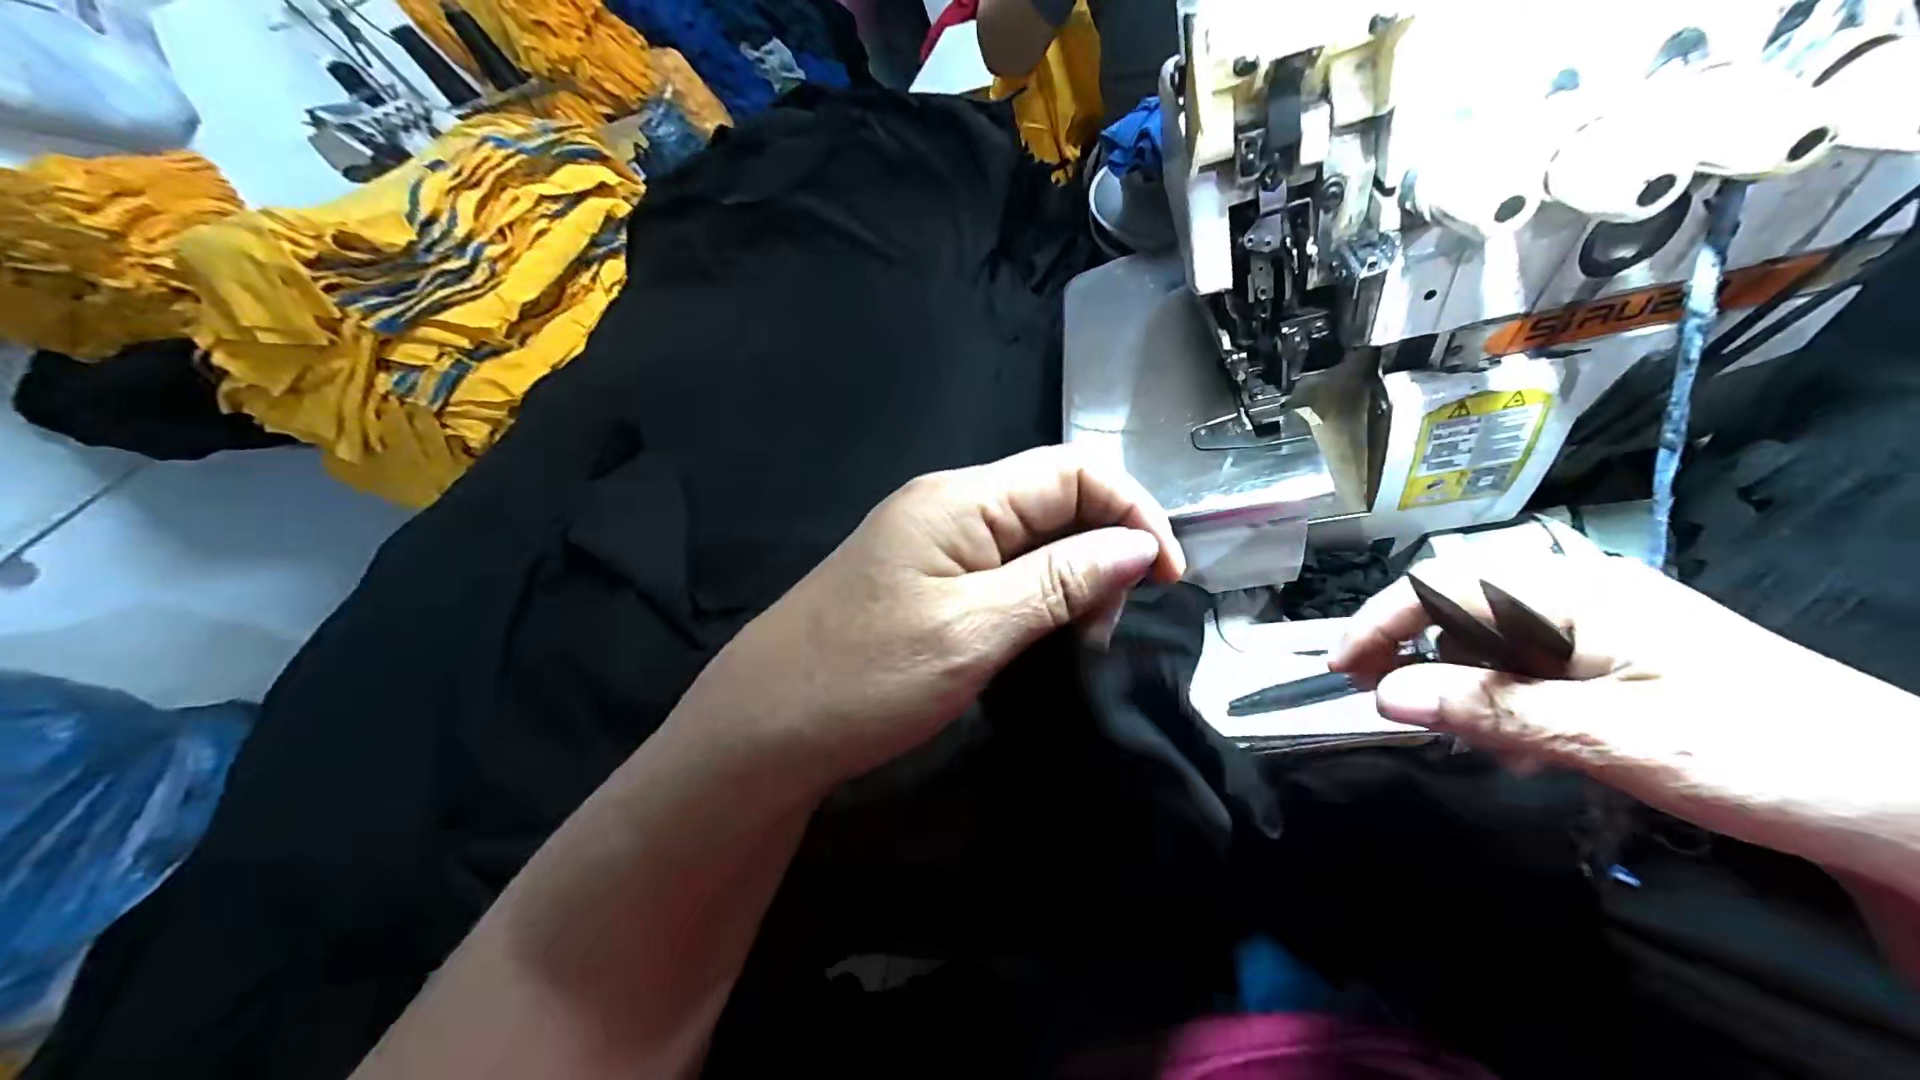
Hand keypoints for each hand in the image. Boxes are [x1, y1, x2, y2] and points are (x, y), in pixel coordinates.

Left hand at [677, 445, 1185, 790]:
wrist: (762, 728)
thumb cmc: (865, 678)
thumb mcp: (974, 630)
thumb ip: (1060, 580)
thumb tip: (1138, 545)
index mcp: (960, 500)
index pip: (1074, 471)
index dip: (1134, 512)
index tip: (1167, 579)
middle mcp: (947, 505)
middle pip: (1055, 499)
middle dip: (1105, 549)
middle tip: (1110, 626)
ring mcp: (932, 543)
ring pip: (1032, 538)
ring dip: (1074, 578)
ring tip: (1080, 640)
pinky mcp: (923, 579)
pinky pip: (1001, 569)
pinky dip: (1038, 596)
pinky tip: (1042, 636)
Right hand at [1330, 550, 1919, 896]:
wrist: (1917, 806)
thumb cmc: (1764, 755)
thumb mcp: (1614, 737)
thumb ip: (1490, 709)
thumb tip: (1385, 694)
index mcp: (1579, 590)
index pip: (1446, 582)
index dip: (1381, 620)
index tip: (1341, 669)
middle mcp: (1579, 596)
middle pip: (1458, 608)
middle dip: (1412, 653)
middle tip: (1383, 702)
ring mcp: (1597, 629)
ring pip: (1488, 644)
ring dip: (1462, 689)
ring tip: (1478, 745)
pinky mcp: (1612, 664)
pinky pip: (1525, 671)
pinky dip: (1502, 705)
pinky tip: (1521, 748)